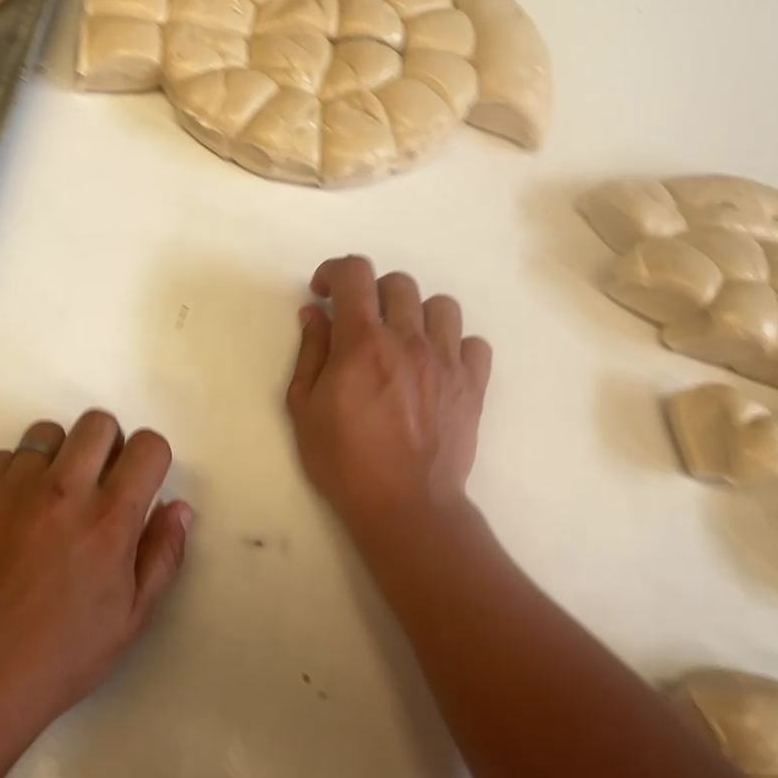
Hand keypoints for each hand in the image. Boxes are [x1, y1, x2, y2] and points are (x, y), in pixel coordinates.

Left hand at [0, 411, 192, 734]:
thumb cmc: (62, 654)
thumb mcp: (132, 618)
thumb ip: (163, 555)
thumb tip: (178, 508)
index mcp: (110, 520)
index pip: (148, 446)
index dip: (152, 461)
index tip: (141, 487)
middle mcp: (65, 490)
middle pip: (98, 422)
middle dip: (109, 446)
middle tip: (101, 487)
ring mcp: (15, 488)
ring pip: (49, 432)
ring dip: (61, 457)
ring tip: (54, 500)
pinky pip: (6, 456)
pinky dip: (18, 474)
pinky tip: (17, 514)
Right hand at [285, 256, 493, 528]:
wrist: (406, 505)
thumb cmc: (344, 461)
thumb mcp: (304, 408)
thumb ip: (310, 353)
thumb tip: (315, 313)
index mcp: (362, 342)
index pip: (356, 273)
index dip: (335, 271)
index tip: (324, 292)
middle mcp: (408, 340)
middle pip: (399, 283)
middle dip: (373, 293)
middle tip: (360, 324)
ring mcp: (447, 361)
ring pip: (441, 305)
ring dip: (416, 314)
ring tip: (402, 341)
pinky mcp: (473, 385)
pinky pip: (474, 343)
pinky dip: (454, 345)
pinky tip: (436, 366)